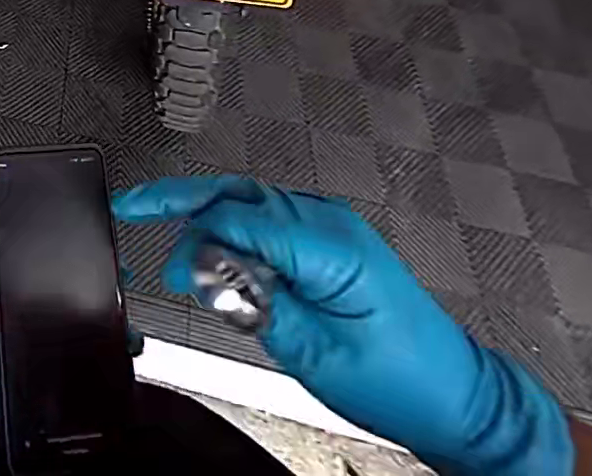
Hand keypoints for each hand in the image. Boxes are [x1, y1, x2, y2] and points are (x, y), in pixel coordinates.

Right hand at [113, 177, 572, 475]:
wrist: (459, 398)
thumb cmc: (400, 383)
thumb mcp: (315, 351)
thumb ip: (252, 299)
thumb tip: (203, 266)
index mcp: (330, 244)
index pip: (239, 220)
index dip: (196, 241)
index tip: (173, 271)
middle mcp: (327, 219)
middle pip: (236, 194)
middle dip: (178, 197)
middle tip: (132, 204)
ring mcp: (327, 222)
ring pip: (245, 199)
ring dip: (201, 212)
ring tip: (166, 233)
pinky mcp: (324, 234)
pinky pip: (263, 215)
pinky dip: (227, 223)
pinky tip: (208, 240)